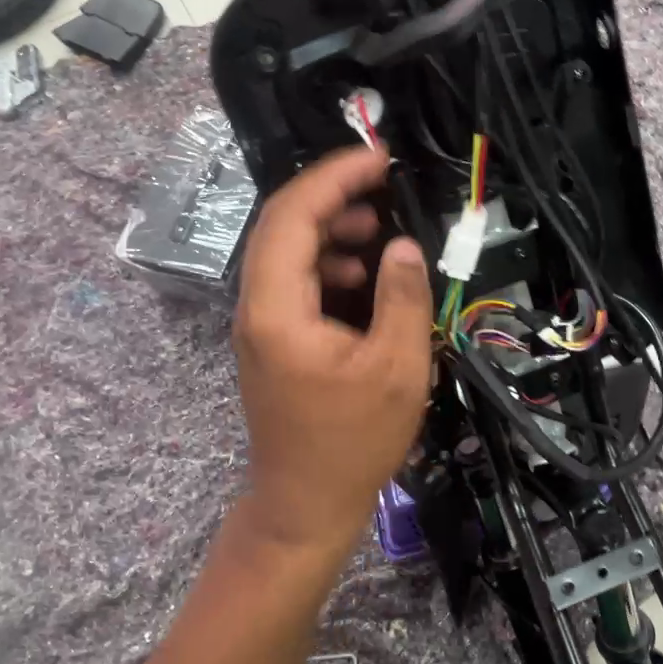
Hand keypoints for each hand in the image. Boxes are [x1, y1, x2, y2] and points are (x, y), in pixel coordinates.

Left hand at [233, 147, 434, 551]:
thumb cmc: (352, 442)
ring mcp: (261, 323)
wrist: (306, 505)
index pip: (293, 215)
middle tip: (384, 186)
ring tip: (379, 228)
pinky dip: (329, 263)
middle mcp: (257, 307)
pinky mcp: (274, 339)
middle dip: (333, 196)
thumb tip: (405, 245)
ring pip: (287, 251)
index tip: (377, 158)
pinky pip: (295, 281)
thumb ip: (403, 298)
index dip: (334, 177)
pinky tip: (365, 275)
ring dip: (332, 229)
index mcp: (277, 308)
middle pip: (283, 225)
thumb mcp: (397, 369)